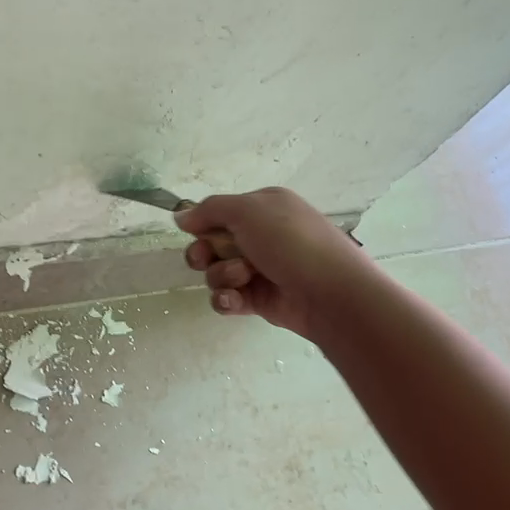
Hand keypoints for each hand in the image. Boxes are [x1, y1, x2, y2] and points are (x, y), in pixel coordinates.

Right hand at [177, 187, 378, 336]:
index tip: (195, 232)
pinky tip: (235, 301)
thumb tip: (180, 216)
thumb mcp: (248, 211)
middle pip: (212, 245)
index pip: (220, 213)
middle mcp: (261, 237)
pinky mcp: (260, 300)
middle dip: (204, 253)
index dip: (203, 224)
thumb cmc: (291, 241)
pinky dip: (226, 300)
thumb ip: (210, 210)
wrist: (329, 292)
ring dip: (222, 276)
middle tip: (205, 258)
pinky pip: (228, 299)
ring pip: (217, 273)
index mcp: (263, 208)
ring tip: (243, 279)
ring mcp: (261, 270)